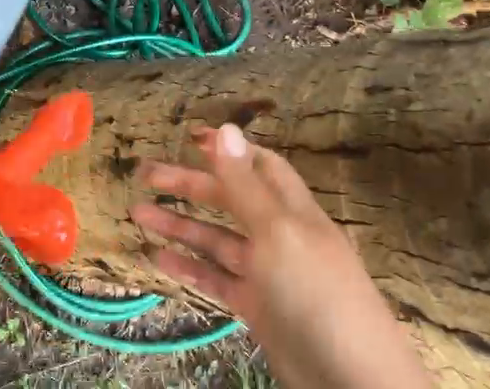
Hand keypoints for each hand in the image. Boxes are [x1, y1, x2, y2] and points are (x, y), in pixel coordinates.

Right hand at [133, 124, 431, 388]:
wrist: (351, 383)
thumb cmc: (317, 295)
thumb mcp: (278, 233)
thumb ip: (245, 185)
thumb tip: (225, 127)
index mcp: (293, 212)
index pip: (260, 167)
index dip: (226, 150)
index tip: (186, 137)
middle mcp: (280, 237)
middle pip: (229, 200)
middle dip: (188, 184)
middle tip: (143, 174)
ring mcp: (268, 275)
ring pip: (216, 240)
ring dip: (178, 224)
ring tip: (137, 214)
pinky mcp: (257, 308)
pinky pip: (216, 279)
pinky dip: (187, 267)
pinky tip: (157, 259)